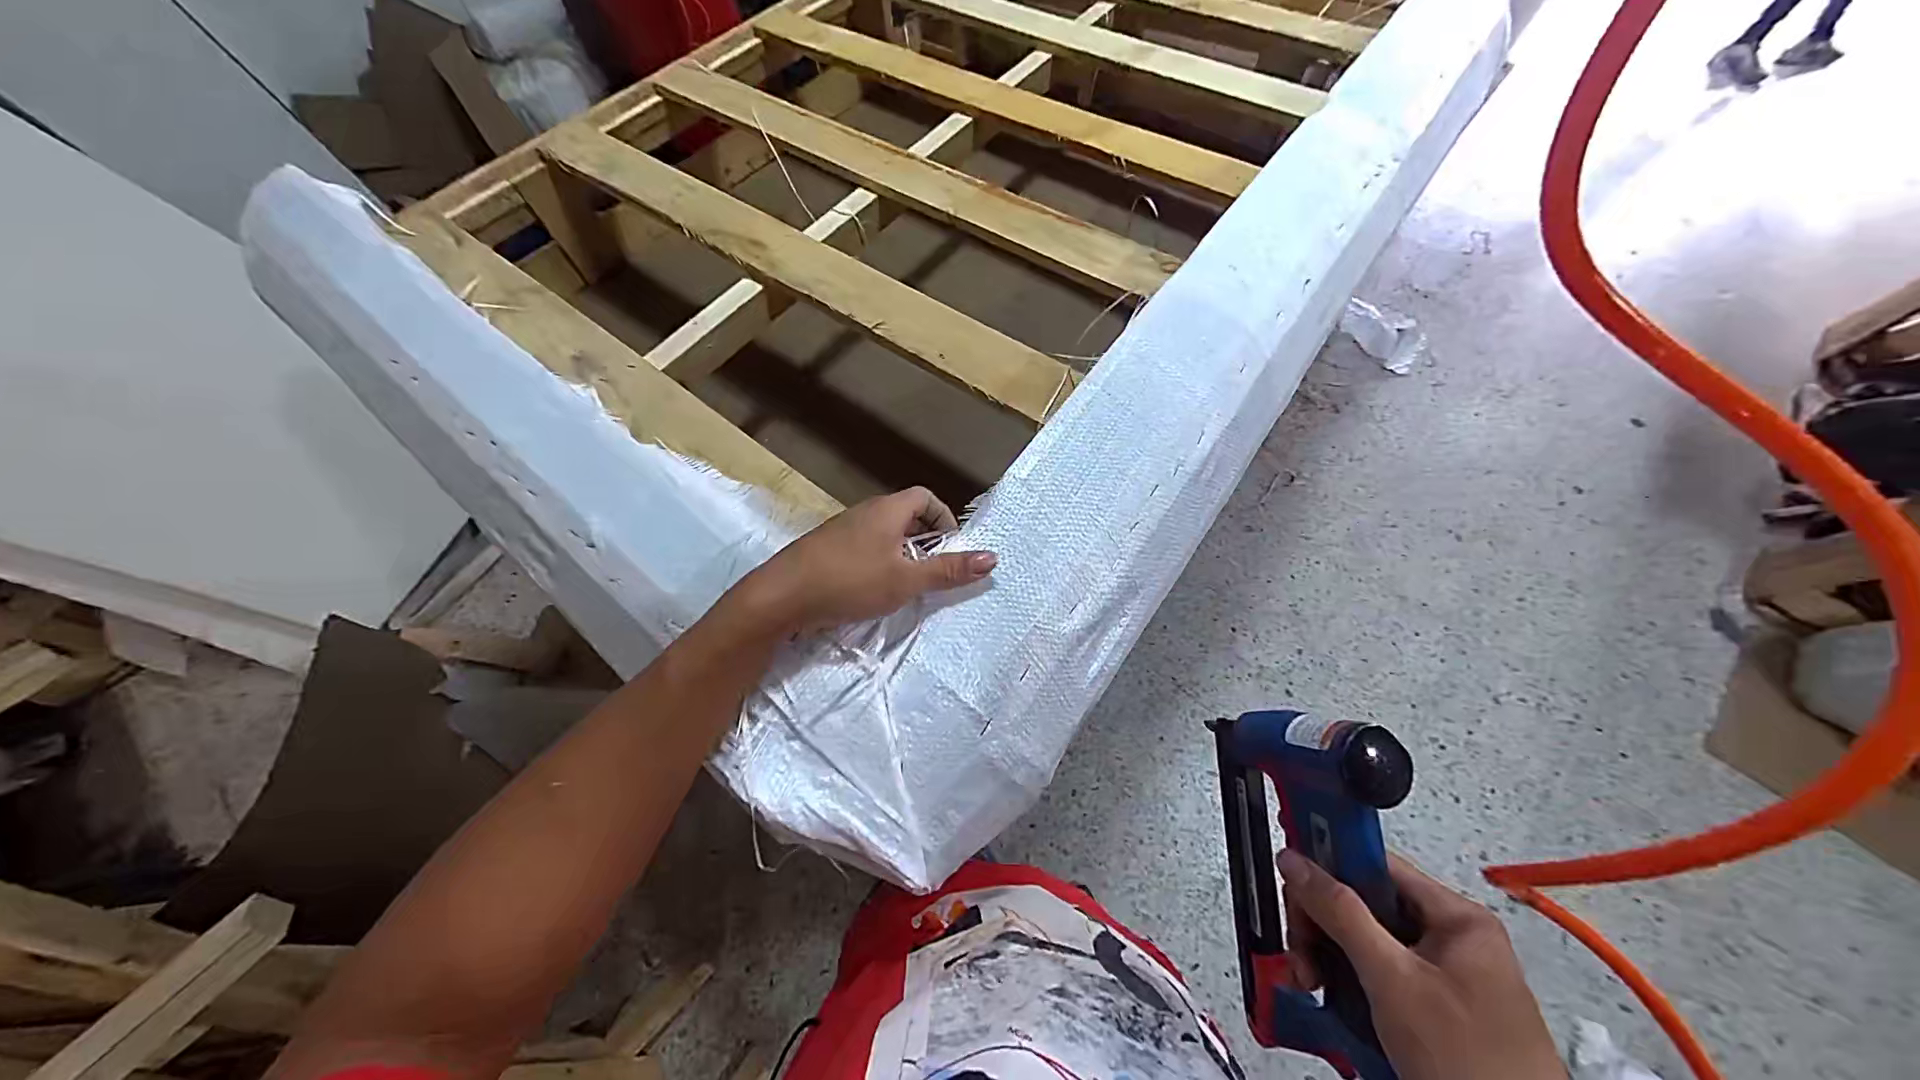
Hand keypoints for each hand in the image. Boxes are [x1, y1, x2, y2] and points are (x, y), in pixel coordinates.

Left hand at [729, 487, 996, 635]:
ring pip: (884, 534)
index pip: (925, 497)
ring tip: (906, 584)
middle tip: (934, 570)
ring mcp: (842, 531)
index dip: (944, 518)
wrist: (781, 597)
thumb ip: (947, 570)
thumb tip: (992, 558)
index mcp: (887, 510)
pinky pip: (864, 548)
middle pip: (905, 514)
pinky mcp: (826, 550)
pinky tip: (873, 591)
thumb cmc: (849, 582)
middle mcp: (864, 513)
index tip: (951, 548)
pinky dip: (879, 563)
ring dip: (902, 554)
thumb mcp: (905, 580)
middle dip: (926, 540)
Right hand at [1278, 849, 1565, 1079]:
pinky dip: (1347, 985)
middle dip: (1322, 926)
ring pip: (1364, 941)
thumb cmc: (1474, 1066)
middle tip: (1302, 954)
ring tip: (1312, 985)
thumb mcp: (1393, 980)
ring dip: (1328, 959)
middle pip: (1362, 904)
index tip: (1291, 878)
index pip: (1374, 863)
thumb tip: (1298, 862)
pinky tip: (1334, 1004)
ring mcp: (1441, 975)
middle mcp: (1450, 939)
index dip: (1328, 866)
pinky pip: (1375, 975)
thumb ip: (1341, 913)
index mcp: (1455, 918)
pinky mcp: (1430, 1006)